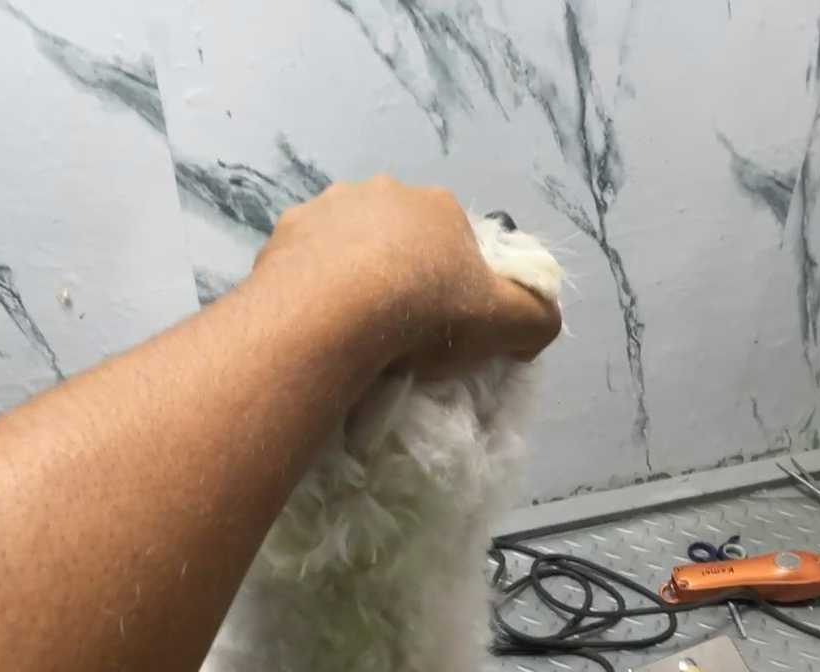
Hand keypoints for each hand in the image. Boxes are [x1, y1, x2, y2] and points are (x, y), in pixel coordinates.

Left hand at [250, 176, 561, 378]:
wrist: (334, 316)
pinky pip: (305, 264)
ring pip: (348, 246)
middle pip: (399, 239)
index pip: (456, 243)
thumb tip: (535, 327)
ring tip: (352, 329)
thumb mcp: (506, 324)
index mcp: (439, 208)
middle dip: (400, 275)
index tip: (444, 324)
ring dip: (352, 277)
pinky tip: (317, 322)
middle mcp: (383, 193)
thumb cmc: (426, 314)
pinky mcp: (283, 235)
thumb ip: (536, 320)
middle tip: (396, 328)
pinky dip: (313, 288)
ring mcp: (326, 209)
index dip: (454, 283)